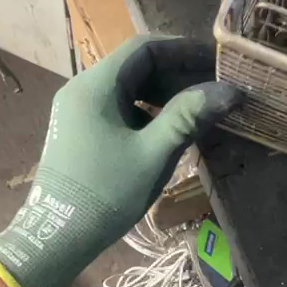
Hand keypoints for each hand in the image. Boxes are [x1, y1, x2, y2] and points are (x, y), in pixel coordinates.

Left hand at [0, 35, 240, 286]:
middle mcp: (82, 89)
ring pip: (129, 88)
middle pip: (136, 66)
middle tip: (216, 87)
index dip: (184, 50)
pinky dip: (148, 112)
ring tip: (201, 109)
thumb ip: (188, 117)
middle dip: (178, 74)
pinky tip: (172, 130)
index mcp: (95, 86)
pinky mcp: (81, 131)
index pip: (144, 48)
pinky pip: (119, 109)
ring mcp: (78, 111)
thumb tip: (230, 90)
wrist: (56, 238)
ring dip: (165, 94)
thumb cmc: (105, 194)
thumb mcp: (153, 154)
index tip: (217, 61)